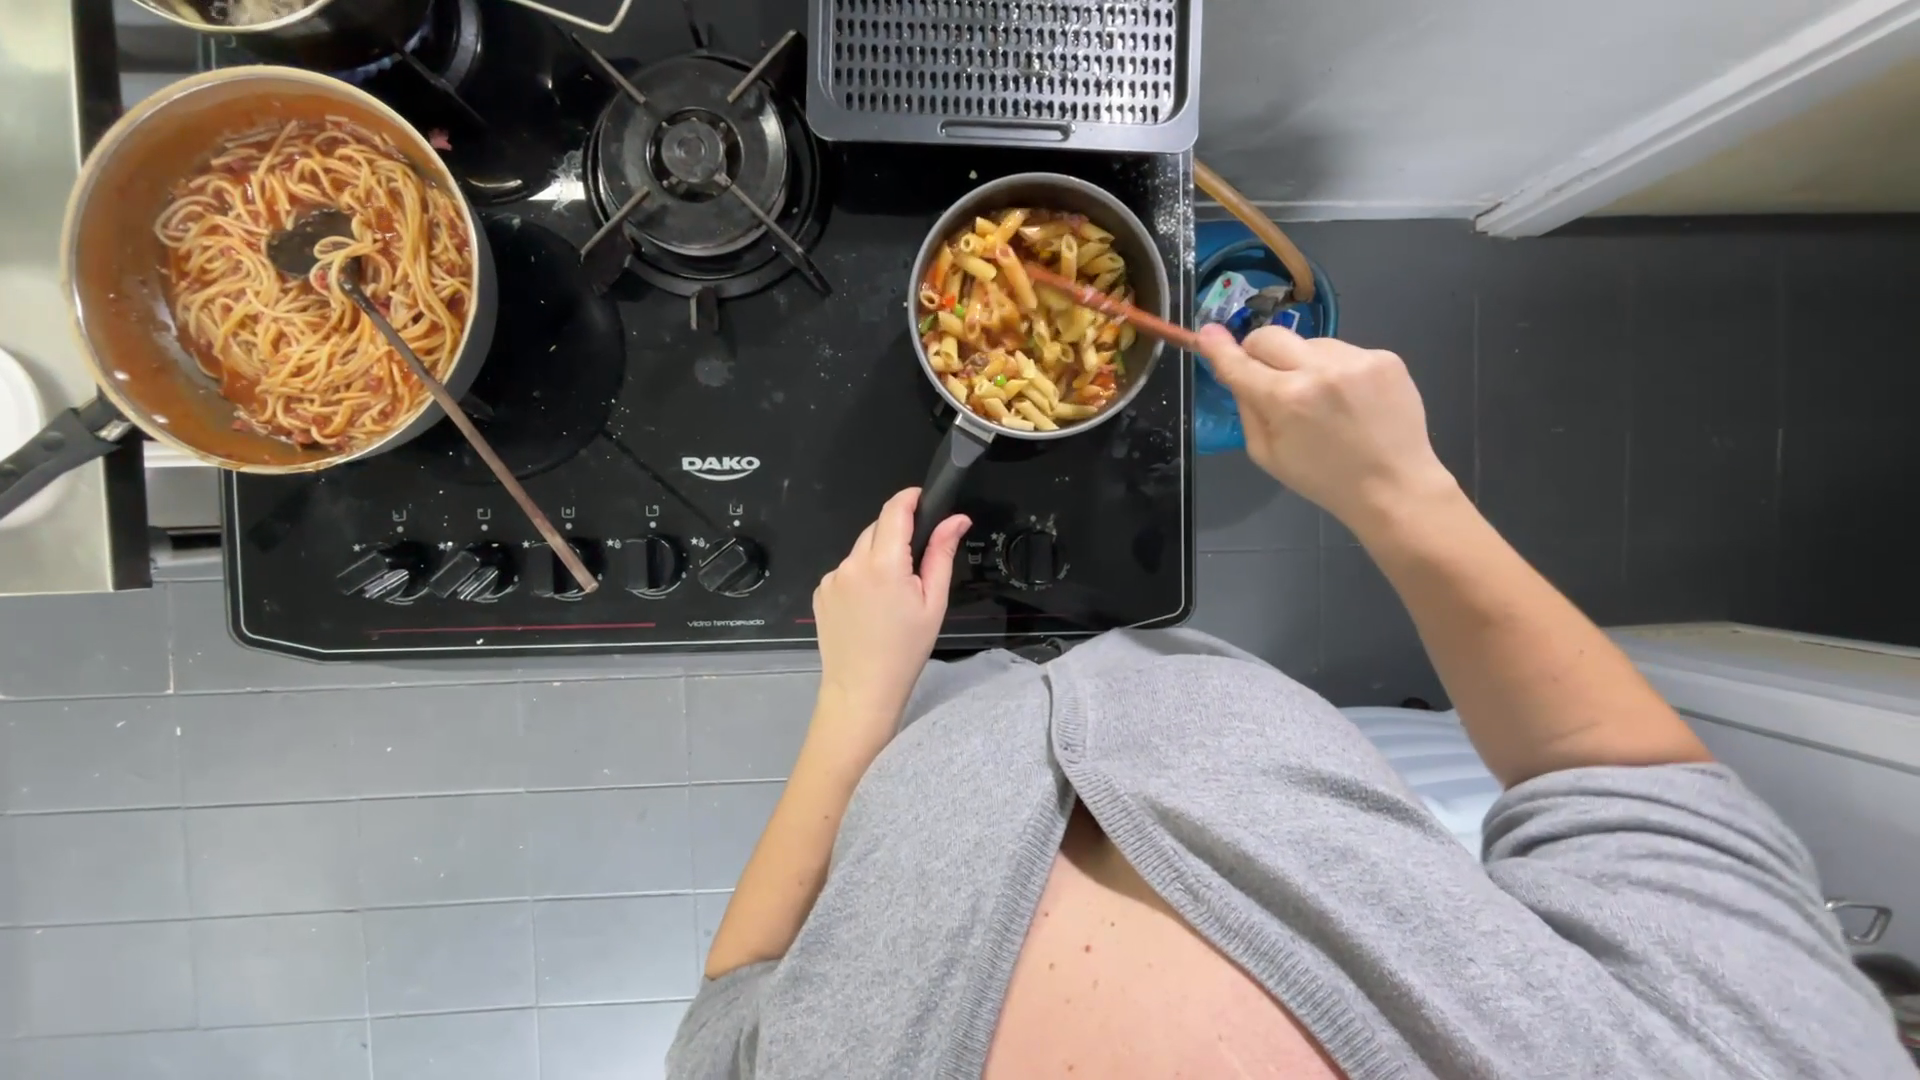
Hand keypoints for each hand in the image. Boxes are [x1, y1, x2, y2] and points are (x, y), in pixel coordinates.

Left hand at [812, 487, 969, 735]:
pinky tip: (871, 606)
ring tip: (891, 595)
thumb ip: (942, 554)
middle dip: (897, 535)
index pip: (894, 510)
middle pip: (876, 528)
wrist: (862, 688)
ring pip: (860, 550)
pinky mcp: (821, 591)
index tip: (922, 498)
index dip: (909, 498)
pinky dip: (860, 577)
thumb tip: (956, 519)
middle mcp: (852, 564)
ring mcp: (832, 578)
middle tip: (915, 566)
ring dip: (878, 558)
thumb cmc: (905, 649)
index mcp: (884, 564)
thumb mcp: (934, 602)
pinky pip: (846, 571)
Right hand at [1197, 323, 1460, 534]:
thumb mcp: (1267, 454)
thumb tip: (1234, 370)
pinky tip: (1349, 398)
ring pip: (1309, 343)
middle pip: (1270, 335)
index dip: (1218, 348)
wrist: (1392, 485)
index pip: (1240, 363)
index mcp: (1285, 399)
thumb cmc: (1321, 478)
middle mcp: (1318, 369)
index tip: (1207, 333)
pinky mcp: (1384, 357)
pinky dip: (1336, 369)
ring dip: (1303, 362)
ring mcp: (1356, 359)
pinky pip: (1342, 351)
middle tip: (1266, 374)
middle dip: (1258, 350)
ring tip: (1322, 398)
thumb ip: (1247, 408)